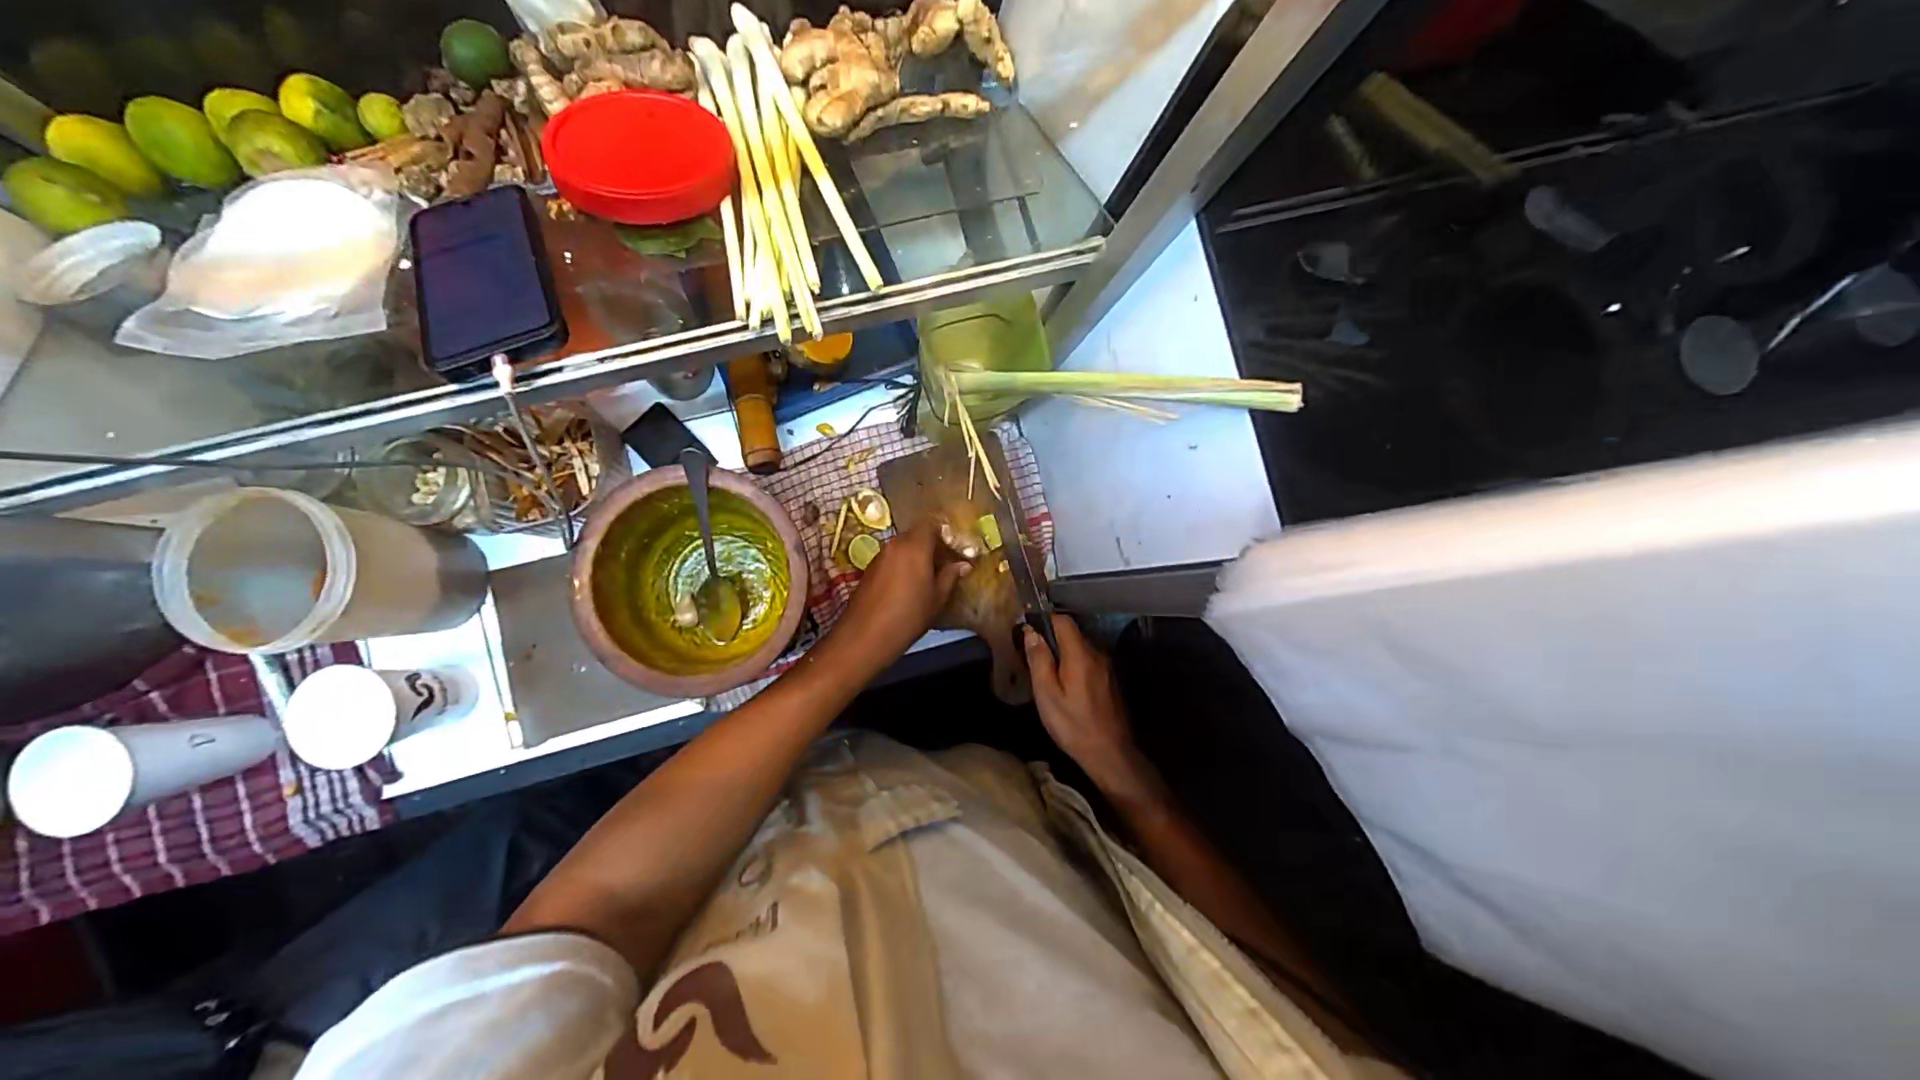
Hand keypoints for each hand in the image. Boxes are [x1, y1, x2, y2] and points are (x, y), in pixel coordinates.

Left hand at [828, 521, 970, 669]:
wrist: (865, 636)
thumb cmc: (908, 616)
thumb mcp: (936, 598)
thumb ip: (950, 576)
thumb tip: (963, 564)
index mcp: (914, 546)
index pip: (931, 524)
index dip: (945, 533)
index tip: (956, 548)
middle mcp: (895, 544)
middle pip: (917, 534)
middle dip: (932, 545)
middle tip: (946, 563)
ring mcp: (880, 556)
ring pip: (903, 547)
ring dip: (917, 556)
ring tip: (930, 576)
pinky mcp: (870, 569)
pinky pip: (892, 559)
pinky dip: (903, 565)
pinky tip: (909, 585)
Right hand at [1024, 616, 1158, 799]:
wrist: (1110, 753)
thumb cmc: (1073, 725)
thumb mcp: (1047, 695)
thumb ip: (1039, 660)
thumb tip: (1031, 632)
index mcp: (1080, 654)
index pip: (1063, 620)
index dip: (1044, 621)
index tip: (1028, 631)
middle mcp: (1097, 654)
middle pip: (1072, 634)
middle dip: (1052, 640)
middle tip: (1033, 659)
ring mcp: (1107, 667)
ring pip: (1080, 649)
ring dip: (1063, 655)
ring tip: (1047, 675)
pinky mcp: (1110, 680)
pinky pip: (1089, 662)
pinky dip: (1075, 666)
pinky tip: (1066, 687)